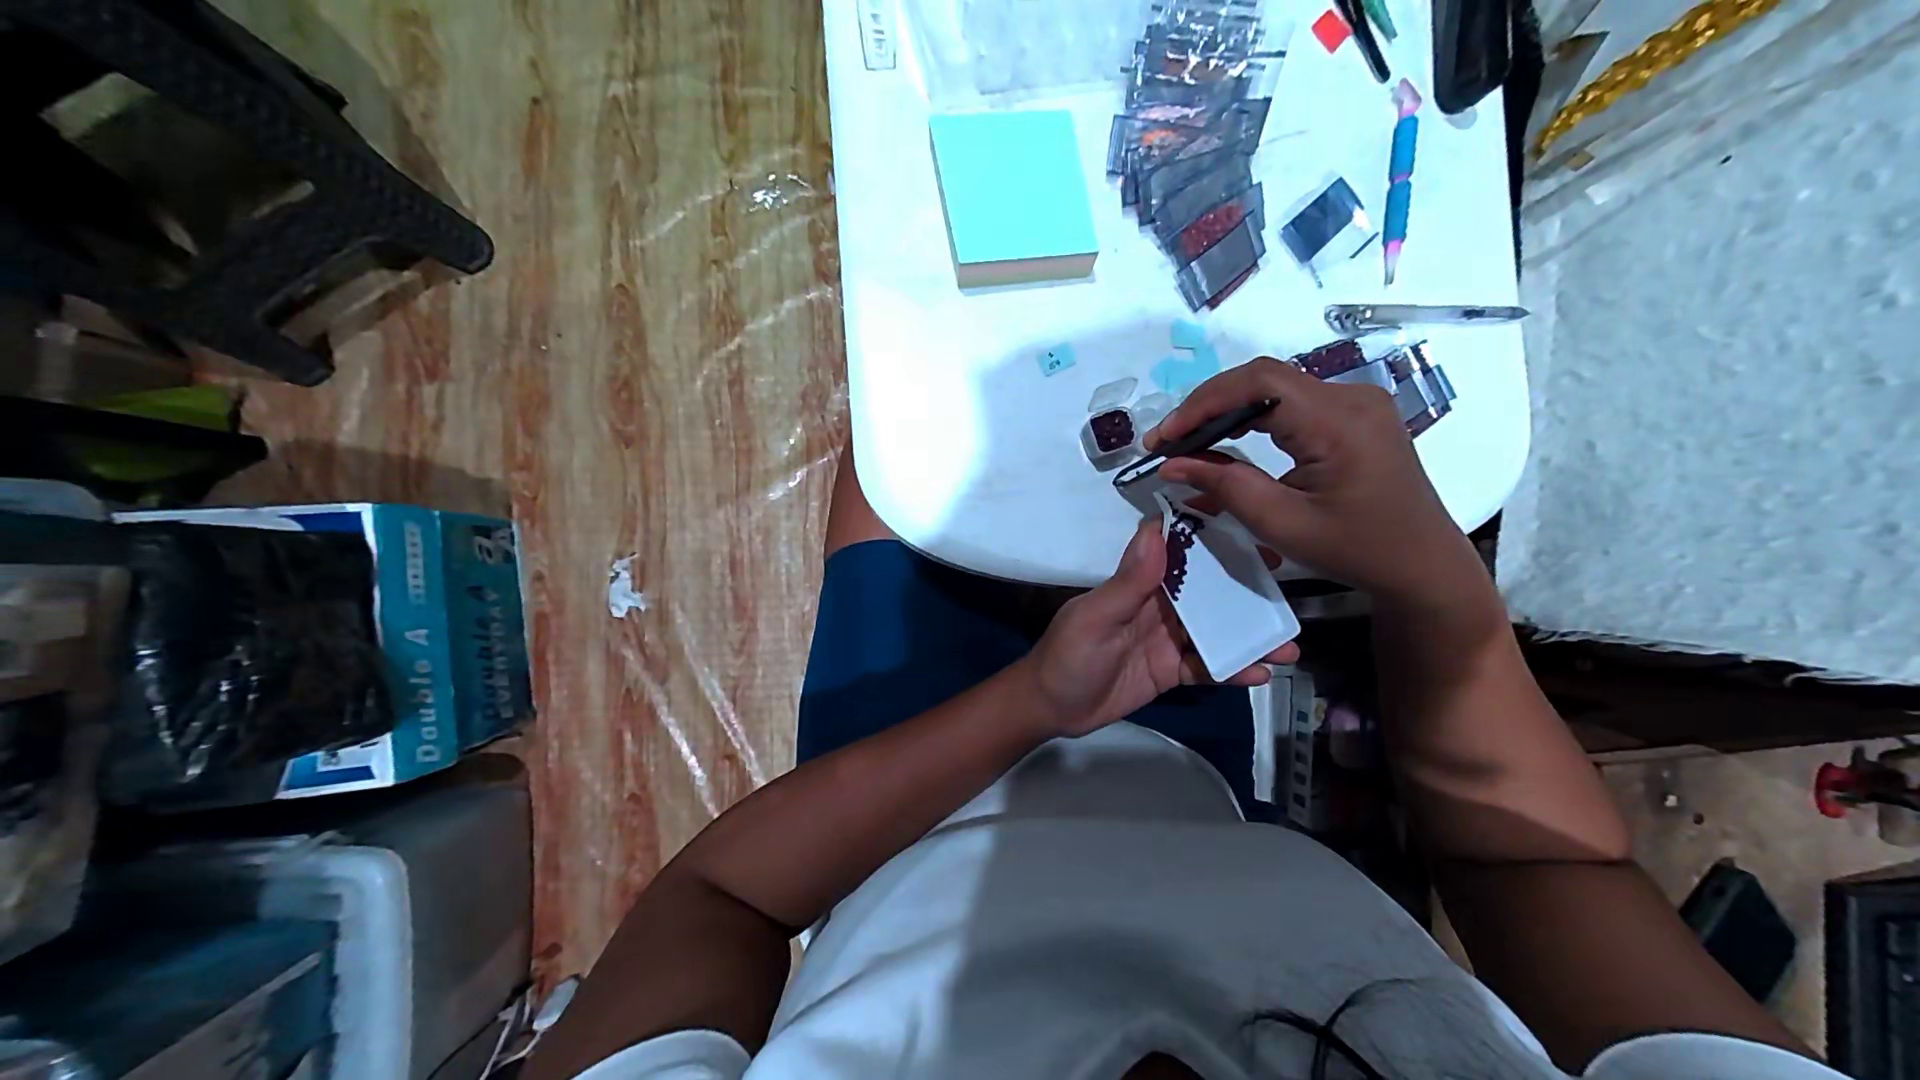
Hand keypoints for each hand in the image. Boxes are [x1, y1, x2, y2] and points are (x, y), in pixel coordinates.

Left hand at [1019, 521, 1298, 736]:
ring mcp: (1166, 640)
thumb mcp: (1095, 617)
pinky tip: (1259, 673)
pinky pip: (1207, 667)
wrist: (1051, 708)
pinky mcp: (1170, 672)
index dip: (1207, 538)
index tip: (1247, 527)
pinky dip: (1232, 669)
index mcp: (1136, 585)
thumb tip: (1156, 530)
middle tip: (1283, 584)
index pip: (1176, 552)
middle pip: (1206, 592)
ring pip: (1214, 631)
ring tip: (1287, 645)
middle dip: (1243, 588)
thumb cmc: (1067, 656)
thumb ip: (1129, 581)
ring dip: (1247, 635)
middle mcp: (1156, 607)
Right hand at [1146, 357, 1490, 609]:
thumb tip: (1172, 464)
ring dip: (1225, 410)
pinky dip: (1250, 418)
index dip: (1203, 402)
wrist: (1421, 563)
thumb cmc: (1356, 549)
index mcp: (1340, 421)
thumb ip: (1225, 487)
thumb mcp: (1282, 524)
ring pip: (1273, 387)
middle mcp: (1351, 397)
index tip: (1164, 437)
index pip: (1258, 383)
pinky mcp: (1351, 414)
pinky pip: (1289, 402)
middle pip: (1263, 379)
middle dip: (1207, 406)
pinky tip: (1225, 439)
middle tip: (1167, 441)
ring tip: (1187, 441)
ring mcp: (1355, 402)